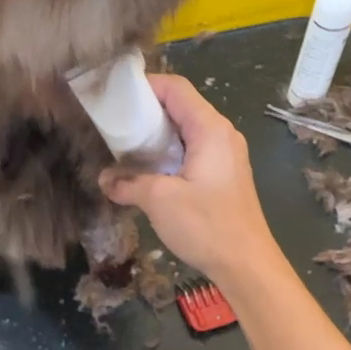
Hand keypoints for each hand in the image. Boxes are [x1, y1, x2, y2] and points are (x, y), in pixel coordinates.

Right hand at [98, 75, 279, 282]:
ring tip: (128, 152)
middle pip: (181, 109)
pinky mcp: (225, 178)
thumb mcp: (160, 201)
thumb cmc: (206, 225)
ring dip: (158, 140)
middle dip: (148, 116)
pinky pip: (194, 155)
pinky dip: (171, 158)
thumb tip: (105, 180)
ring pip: (187, 135)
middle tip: (116, 128)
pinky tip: (150, 175)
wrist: (245, 263)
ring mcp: (227, 157)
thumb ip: (129, 184)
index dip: (146, 87)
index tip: (117, 98)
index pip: (176, 89)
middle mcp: (222, 135)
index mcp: (210, 128)